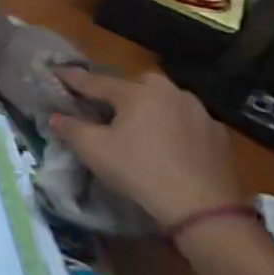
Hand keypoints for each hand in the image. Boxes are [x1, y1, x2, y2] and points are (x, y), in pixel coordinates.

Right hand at [48, 69, 244, 226]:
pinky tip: (166, 143)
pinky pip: (187, 119)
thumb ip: (70, 128)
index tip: (58, 71)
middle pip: (141, 82)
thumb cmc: (137, 169)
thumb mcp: (92, 149)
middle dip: (121, 88)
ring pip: (168, 98)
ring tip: (138, 125)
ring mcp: (200, 113)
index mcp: (139, 94)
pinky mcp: (217, 134)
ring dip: (150, 105)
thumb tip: (56, 116)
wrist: (199, 203)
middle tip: (106, 105)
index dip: (74, 78)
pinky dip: (172, 124)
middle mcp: (172, 95)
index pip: (98, 81)